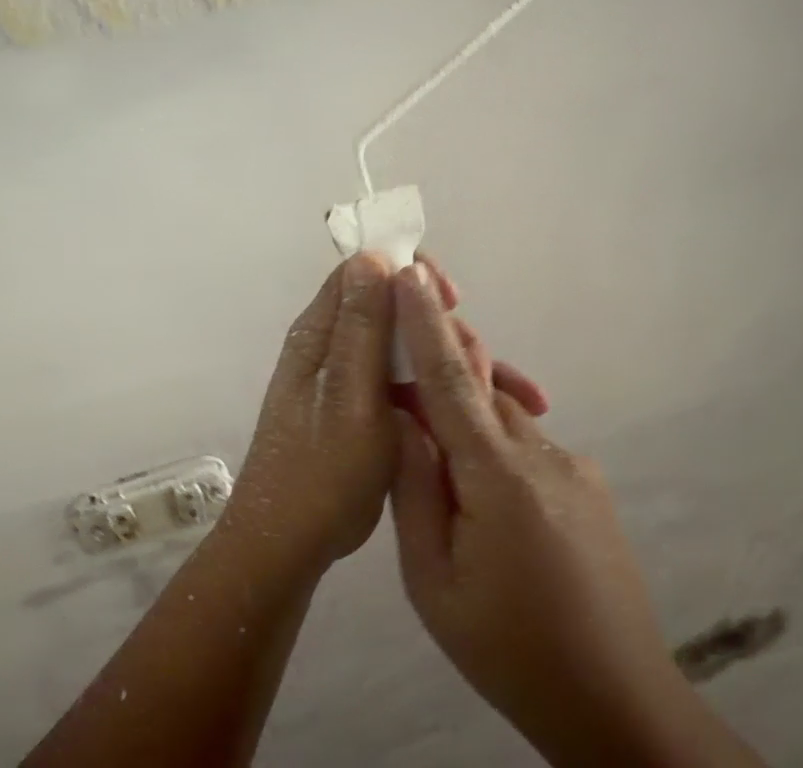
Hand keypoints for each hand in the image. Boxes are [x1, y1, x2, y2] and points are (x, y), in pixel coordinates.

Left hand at [224, 252, 473, 572]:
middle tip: (483, 364)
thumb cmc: (321, 471)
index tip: (453, 300)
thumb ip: (361, 326)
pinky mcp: (361, 415)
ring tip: (514, 397)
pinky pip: (407, 387)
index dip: (410, 273)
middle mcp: (330, 349)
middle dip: (443, 328)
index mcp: (320, 335)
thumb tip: (373, 256)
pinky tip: (488, 417)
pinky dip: (444, 394)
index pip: (363, 270)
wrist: (288, 545)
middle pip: (392, 311)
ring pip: (407, 352)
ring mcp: (346, 383)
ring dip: (455, 365)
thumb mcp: (349, 394)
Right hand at [387, 264, 755, 766]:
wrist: (617, 703)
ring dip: (462, 419)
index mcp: (498, 478)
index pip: (452, 379)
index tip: (409, 271)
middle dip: (434, 367)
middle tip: (393, 377)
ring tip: (433, 467)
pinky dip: (491, 448)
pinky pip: (527, 446)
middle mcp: (544, 456)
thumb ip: (413, 490)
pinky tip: (480, 502)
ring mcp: (575, 469)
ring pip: (502, 418)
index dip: (425, 322)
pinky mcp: (590, 489)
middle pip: (478, 389)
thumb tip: (400, 422)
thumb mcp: (432, 581)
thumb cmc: (508, 649)